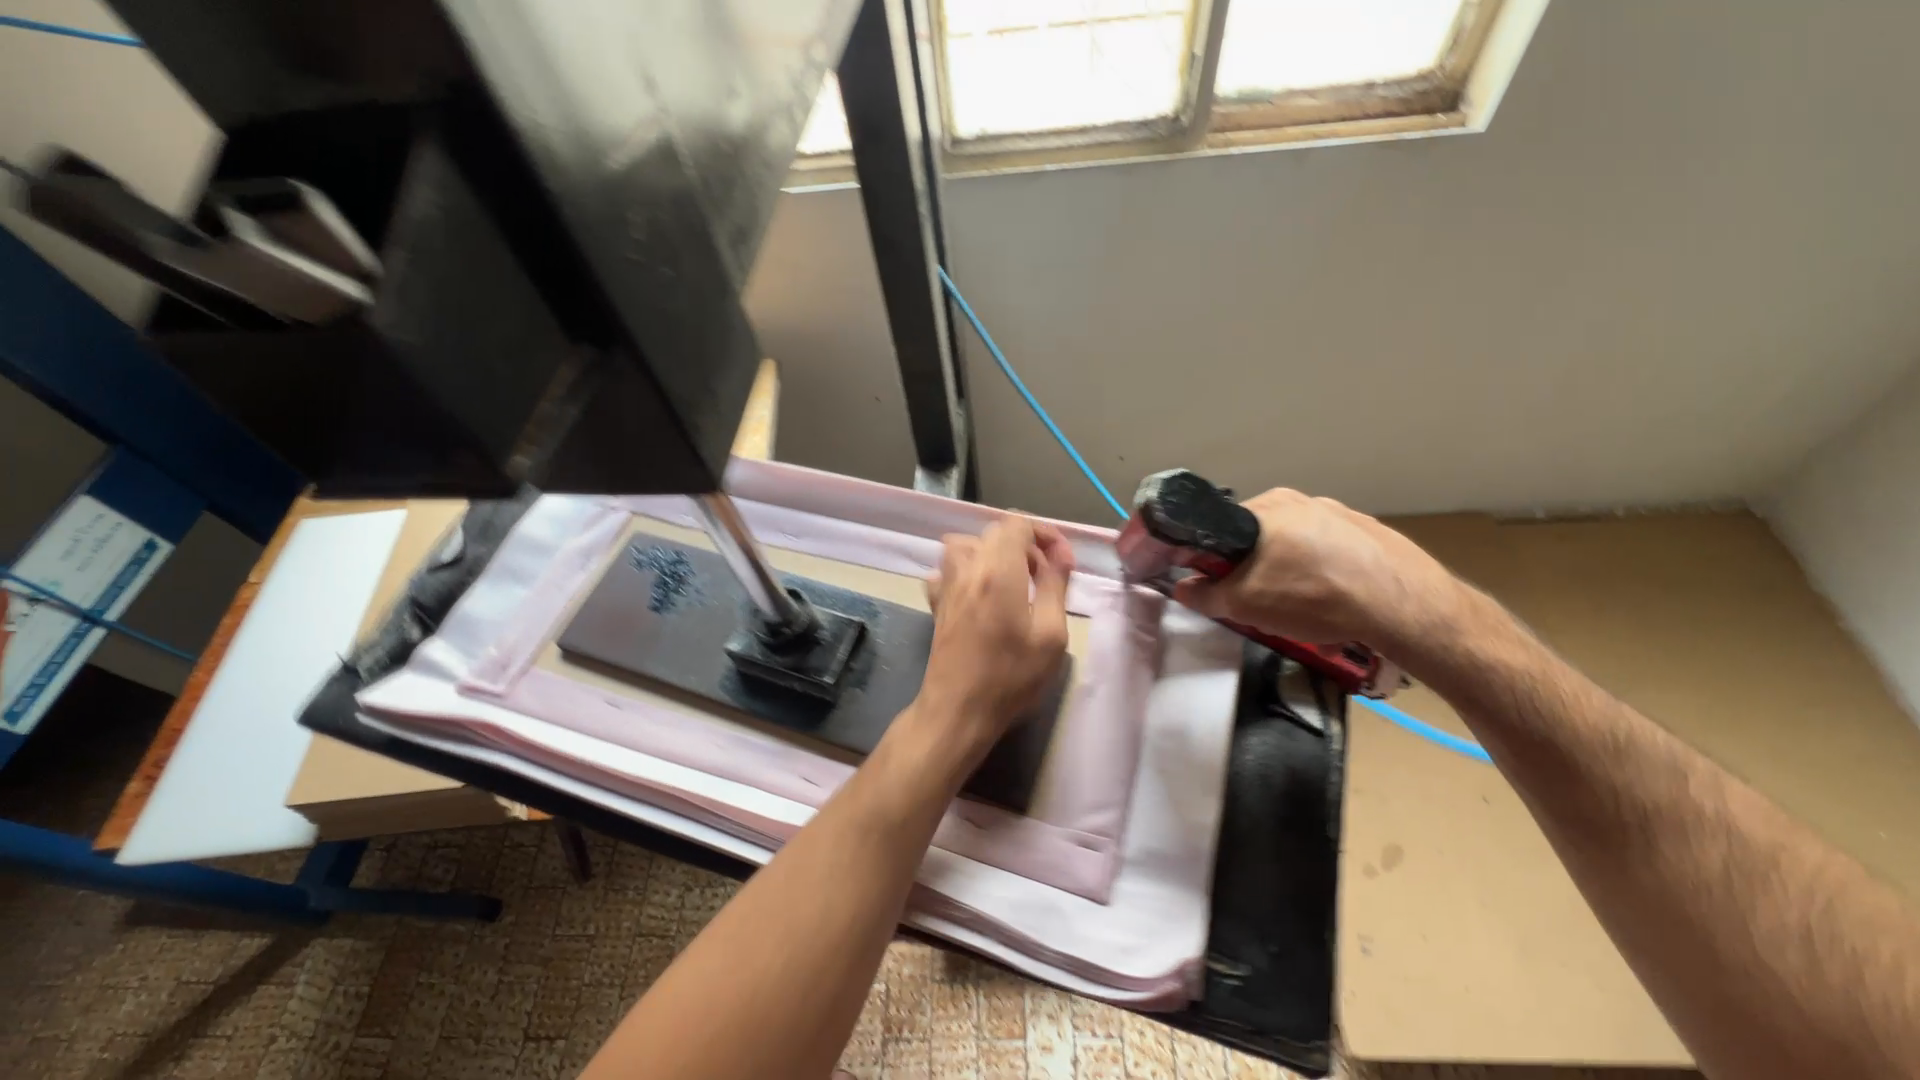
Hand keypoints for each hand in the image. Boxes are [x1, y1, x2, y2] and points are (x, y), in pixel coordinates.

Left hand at [914, 518, 1074, 753]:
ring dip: (992, 554)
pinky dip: (966, 572)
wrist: (958, 710)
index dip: (1044, 534)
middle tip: (1045, 578)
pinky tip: (979, 595)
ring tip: (1013, 582)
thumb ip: (1056, 585)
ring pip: (966, 545)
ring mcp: (946, 585)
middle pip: (994, 532)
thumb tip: (1060, 553)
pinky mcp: (935, 604)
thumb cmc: (1011, 675)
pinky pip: (948, 570)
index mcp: (999, 569)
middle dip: (1024, 545)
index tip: (1061, 562)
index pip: (1017, 523)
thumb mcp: (1051, 633)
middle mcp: (968, 567)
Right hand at [1172, 488, 1462, 649]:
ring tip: (1307, 614)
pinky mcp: (1374, 534)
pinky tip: (1339, 608)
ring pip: (1301, 550)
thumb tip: (1183, 588)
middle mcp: (1304, 501)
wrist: (1402, 605)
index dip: (1217, 562)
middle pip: (1263, 540)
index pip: (1223, 530)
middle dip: (1259, 573)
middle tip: (1264, 606)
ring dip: (1295, 578)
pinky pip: (1336, 557)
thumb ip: (1206, 595)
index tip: (1222, 588)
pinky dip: (1329, 579)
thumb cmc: (1311, 596)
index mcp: (1267, 506)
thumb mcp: (1244, 604)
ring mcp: (1343, 515)